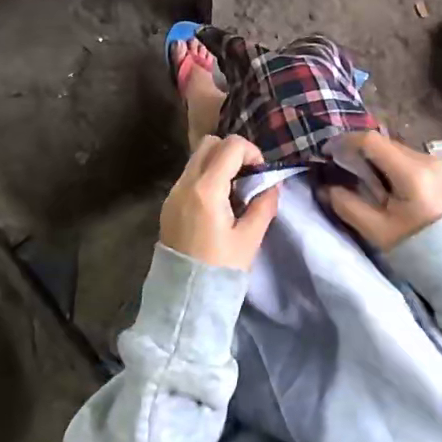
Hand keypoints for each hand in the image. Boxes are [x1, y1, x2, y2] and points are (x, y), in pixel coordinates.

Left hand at [160, 135, 278, 270]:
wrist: (184, 298)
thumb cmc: (220, 269)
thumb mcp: (250, 238)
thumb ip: (264, 204)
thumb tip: (272, 183)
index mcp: (206, 190)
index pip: (230, 146)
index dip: (251, 152)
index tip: (261, 172)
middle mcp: (185, 184)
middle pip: (209, 143)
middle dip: (233, 152)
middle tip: (248, 176)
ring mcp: (173, 193)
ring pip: (197, 158)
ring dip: (219, 163)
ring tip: (234, 192)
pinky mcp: (168, 204)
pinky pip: (189, 175)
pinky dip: (206, 176)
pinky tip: (218, 203)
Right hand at [319, 131, 441, 251]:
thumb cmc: (420, 251)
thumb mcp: (377, 232)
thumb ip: (348, 205)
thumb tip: (326, 187)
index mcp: (412, 173)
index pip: (372, 141)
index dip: (345, 142)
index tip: (326, 152)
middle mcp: (427, 159)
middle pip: (384, 143)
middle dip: (359, 152)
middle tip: (342, 170)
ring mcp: (438, 163)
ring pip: (397, 150)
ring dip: (376, 159)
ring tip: (364, 182)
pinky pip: (410, 159)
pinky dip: (392, 166)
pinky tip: (387, 187)